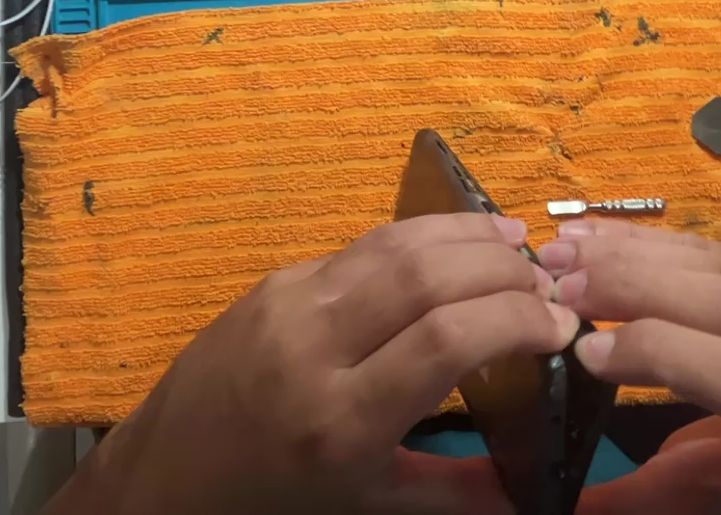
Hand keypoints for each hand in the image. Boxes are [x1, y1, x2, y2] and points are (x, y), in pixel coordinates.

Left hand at [47, 212, 581, 514]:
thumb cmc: (266, 501)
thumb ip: (453, 494)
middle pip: (421, 275)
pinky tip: (447, 244)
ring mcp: (288, 299)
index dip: (514, 319)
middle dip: (497, 264)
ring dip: (460, 233)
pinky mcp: (276, 278)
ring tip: (512, 237)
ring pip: (389, 244)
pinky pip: (357, 247)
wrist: (161, 476)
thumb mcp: (364, 509)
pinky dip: (415, 238)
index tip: (560, 321)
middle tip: (545, 274)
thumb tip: (535, 486)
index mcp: (339, 420)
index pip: (446, 341)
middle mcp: (313, 344)